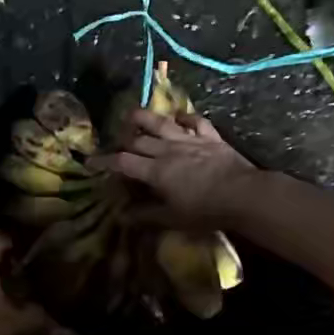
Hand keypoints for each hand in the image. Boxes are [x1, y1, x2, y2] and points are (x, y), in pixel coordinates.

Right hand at [99, 108, 261, 225]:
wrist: (243, 195)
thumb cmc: (205, 211)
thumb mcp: (172, 218)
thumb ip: (146, 215)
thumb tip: (121, 216)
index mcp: (156, 171)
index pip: (122, 163)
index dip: (104, 161)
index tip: (90, 162)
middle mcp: (168, 150)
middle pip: (138, 140)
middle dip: (122, 140)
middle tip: (115, 143)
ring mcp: (190, 140)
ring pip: (161, 122)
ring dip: (145, 118)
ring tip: (133, 116)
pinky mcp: (211, 137)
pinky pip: (195, 121)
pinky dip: (185, 118)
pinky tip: (179, 118)